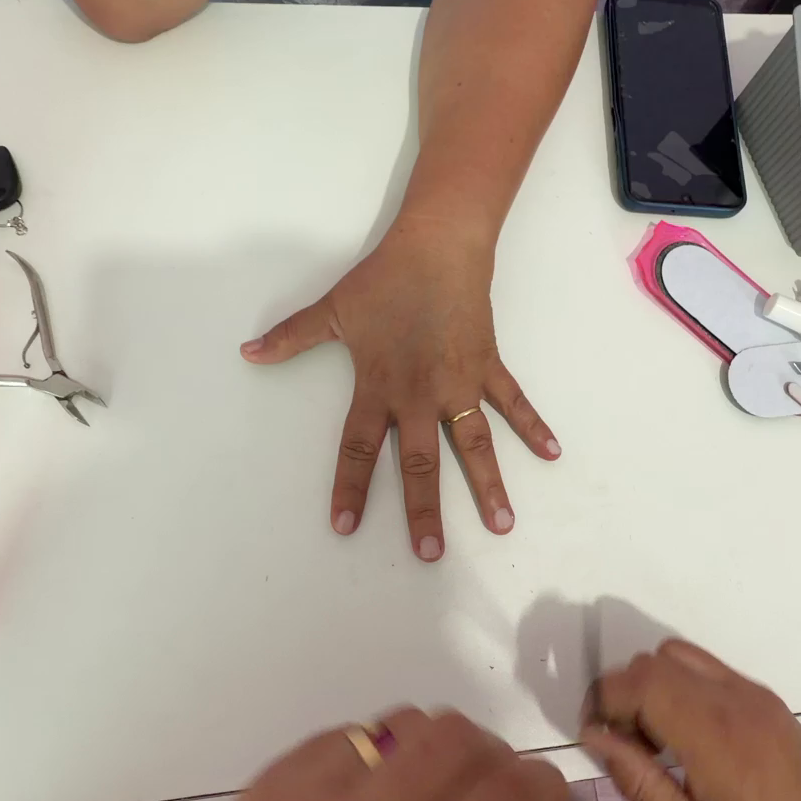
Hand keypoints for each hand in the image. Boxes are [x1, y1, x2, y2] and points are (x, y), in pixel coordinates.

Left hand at [199, 708, 608, 800]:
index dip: (542, 787)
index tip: (549, 793)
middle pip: (451, 740)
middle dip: (490, 755)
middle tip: (493, 789)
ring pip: (403, 719)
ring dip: (433, 749)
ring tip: (430, 795)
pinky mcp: (261, 786)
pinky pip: (348, 729)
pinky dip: (377, 752)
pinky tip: (375, 795)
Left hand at [240, 223, 559, 561]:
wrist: (437, 247)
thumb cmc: (384, 280)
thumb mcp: (333, 310)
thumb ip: (291, 337)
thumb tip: (247, 352)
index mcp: (379, 388)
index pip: (360, 449)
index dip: (351, 489)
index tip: (345, 528)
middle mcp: (420, 397)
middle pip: (422, 463)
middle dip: (424, 511)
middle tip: (430, 553)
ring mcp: (460, 385)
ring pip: (474, 445)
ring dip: (489, 485)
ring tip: (502, 525)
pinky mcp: (488, 367)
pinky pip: (513, 402)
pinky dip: (533, 426)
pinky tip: (554, 453)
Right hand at [584, 641, 800, 800]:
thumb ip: (639, 782)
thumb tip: (595, 738)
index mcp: (716, 738)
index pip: (639, 682)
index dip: (603, 699)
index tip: (593, 734)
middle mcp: (735, 700)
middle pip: (653, 660)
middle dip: (624, 692)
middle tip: (624, 744)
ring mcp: (755, 694)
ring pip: (678, 654)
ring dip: (652, 683)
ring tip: (657, 738)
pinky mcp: (768, 698)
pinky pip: (707, 667)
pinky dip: (681, 685)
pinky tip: (689, 735)